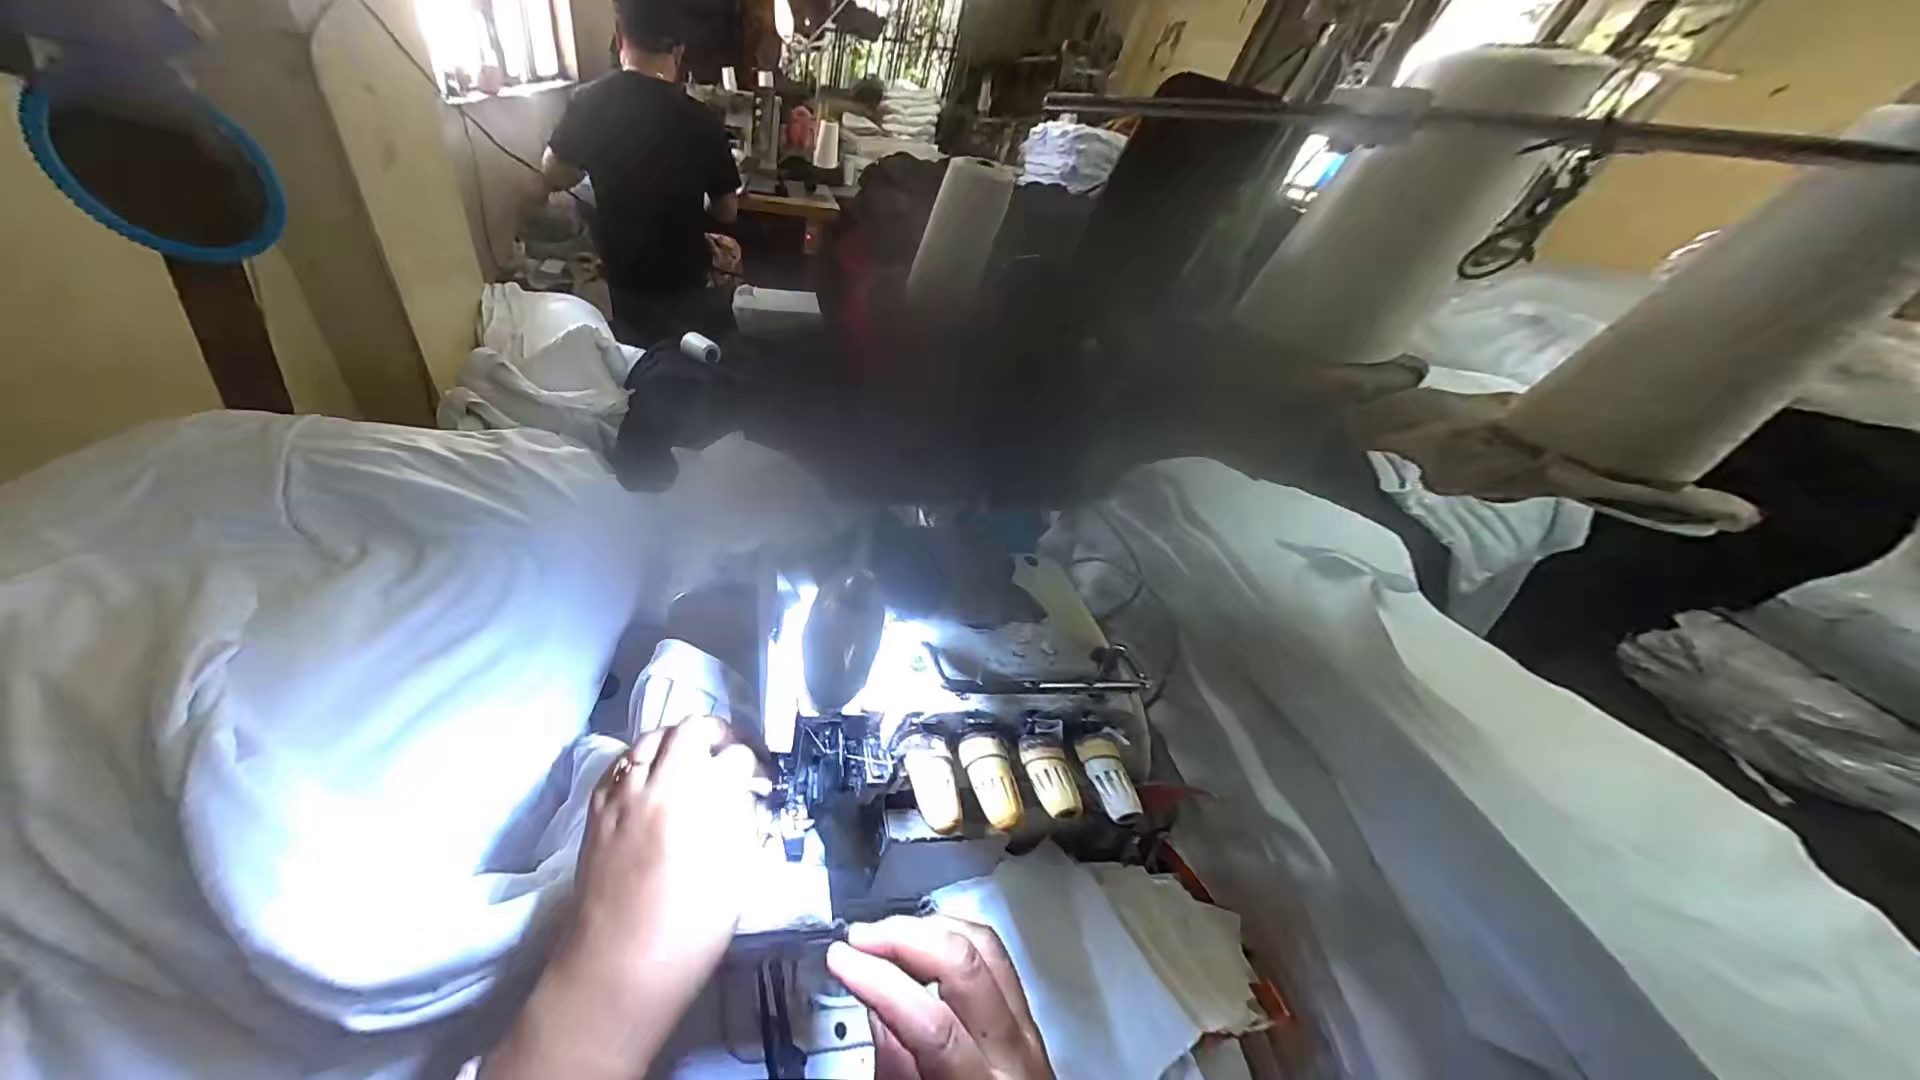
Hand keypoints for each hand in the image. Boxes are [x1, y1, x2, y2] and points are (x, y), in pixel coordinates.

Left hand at [483, 716, 764, 1079]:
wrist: (618, 971)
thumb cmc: (690, 929)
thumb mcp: (739, 870)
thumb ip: (745, 820)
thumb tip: (749, 795)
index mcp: (700, 800)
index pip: (737, 756)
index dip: (756, 765)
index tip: (762, 779)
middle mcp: (659, 785)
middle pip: (692, 728)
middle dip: (719, 734)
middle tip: (731, 753)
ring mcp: (623, 795)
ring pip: (652, 737)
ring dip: (679, 739)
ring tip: (692, 759)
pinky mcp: (597, 811)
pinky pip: (620, 763)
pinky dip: (642, 758)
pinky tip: (653, 775)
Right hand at [827, 916, 1054, 1079]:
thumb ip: (897, 1074)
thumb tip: (880, 1006)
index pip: (932, 1023)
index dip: (880, 982)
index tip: (842, 959)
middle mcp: (1015, 1056)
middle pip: (965, 967)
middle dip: (906, 938)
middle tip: (860, 938)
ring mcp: (1028, 1032)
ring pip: (986, 946)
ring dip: (930, 927)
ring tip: (887, 932)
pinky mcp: (1029, 1020)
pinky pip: (995, 954)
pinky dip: (957, 934)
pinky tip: (928, 937)